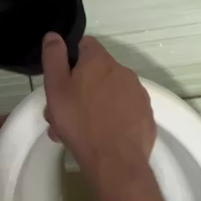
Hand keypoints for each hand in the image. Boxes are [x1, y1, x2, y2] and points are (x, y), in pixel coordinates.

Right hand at [41, 33, 154, 183]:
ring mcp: (138, 95)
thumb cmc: (80, 122)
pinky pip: (126, 110)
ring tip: (81, 131)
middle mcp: (123, 71)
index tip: (62, 80)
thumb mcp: (55, 87)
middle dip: (81, 88)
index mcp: (100, 60)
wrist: (116, 164)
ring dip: (96, 104)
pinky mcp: (146, 117)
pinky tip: (103, 137)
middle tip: (66, 113)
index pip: (85, 45)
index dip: (71, 59)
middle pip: (97, 72)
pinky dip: (114, 118)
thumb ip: (53, 57)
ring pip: (111, 93)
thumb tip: (54, 35)